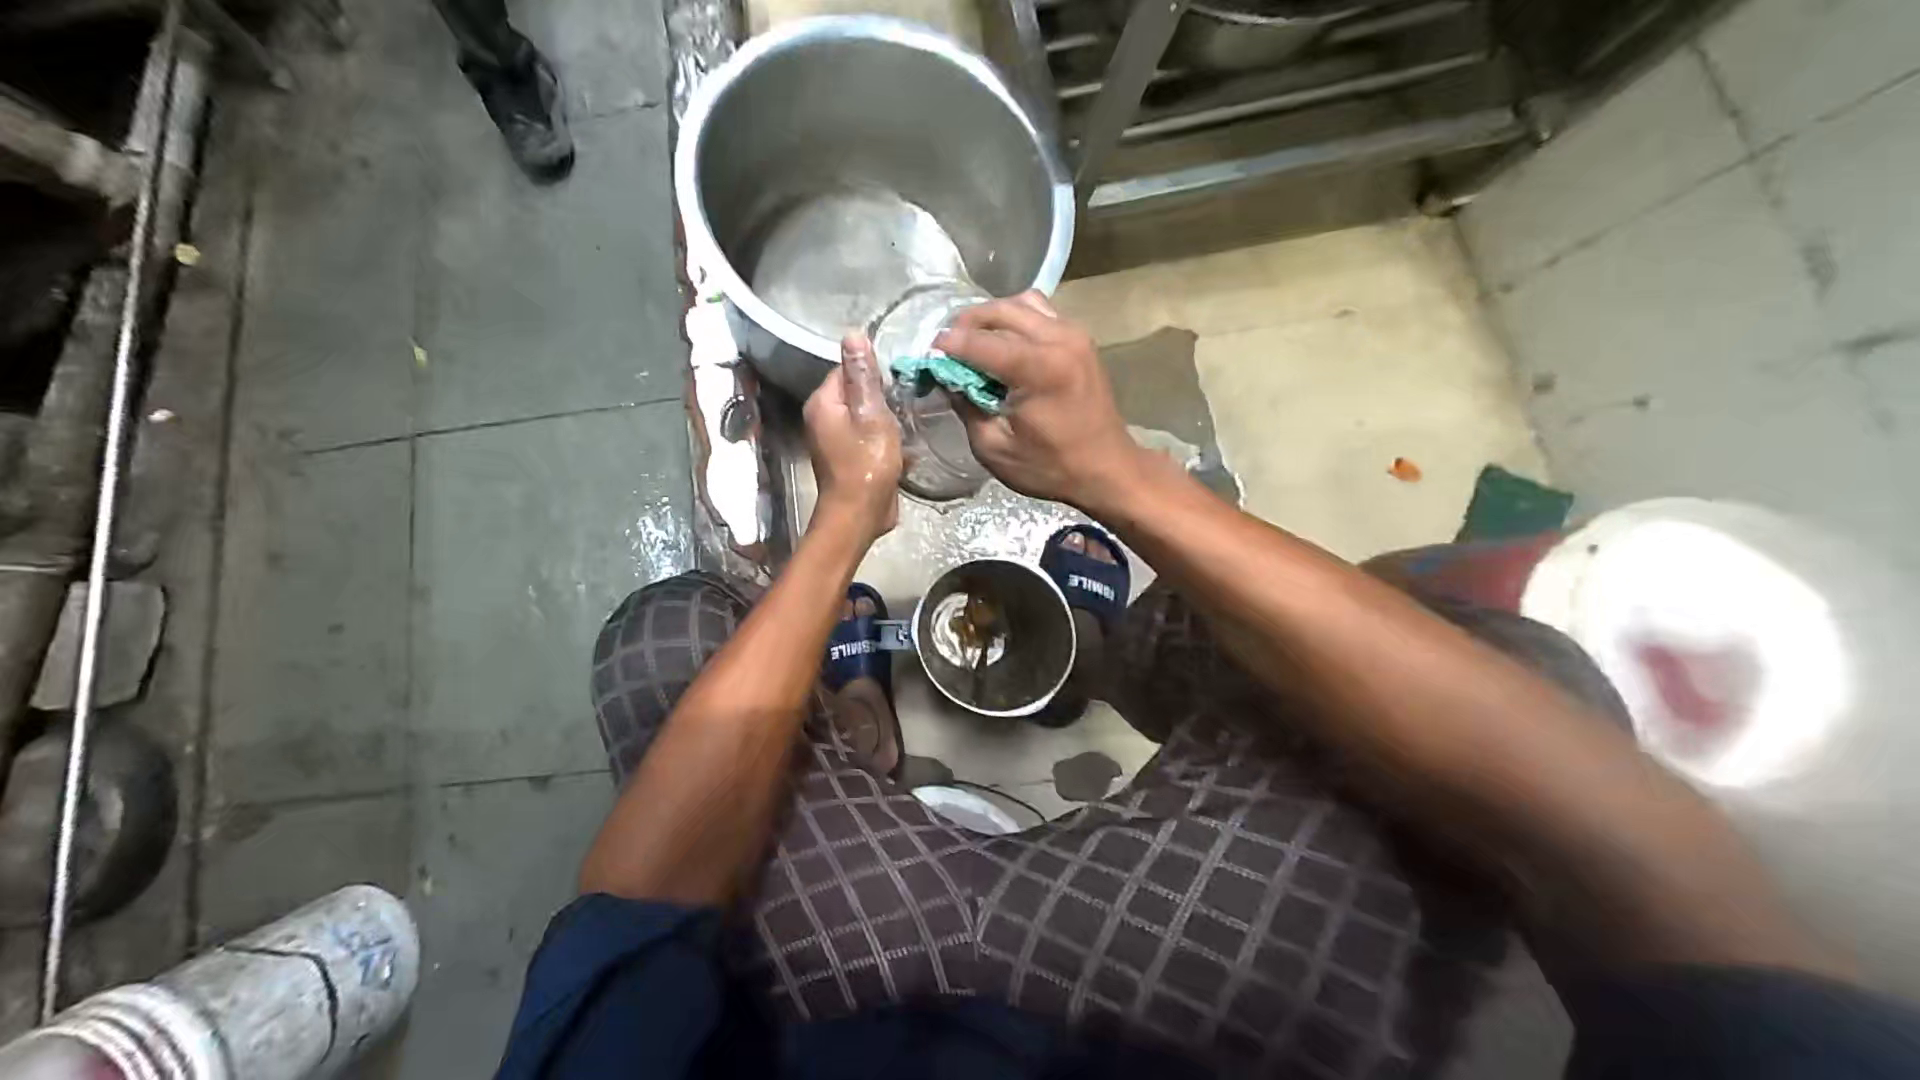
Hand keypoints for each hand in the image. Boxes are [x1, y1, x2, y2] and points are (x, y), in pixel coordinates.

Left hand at [804, 333, 902, 541]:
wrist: (860, 514)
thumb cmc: (867, 463)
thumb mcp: (871, 413)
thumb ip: (863, 375)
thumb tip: (853, 333)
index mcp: (823, 403)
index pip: (847, 369)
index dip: (874, 373)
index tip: (898, 383)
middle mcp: (822, 418)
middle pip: (856, 393)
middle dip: (882, 396)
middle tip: (907, 403)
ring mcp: (834, 440)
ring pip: (865, 415)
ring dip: (886, 419)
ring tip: (907, 423)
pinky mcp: (849, 458)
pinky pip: (868, 436)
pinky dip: (884, 438)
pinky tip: (902, 445)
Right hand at [935, 291, 1141, 509]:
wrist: (1107, 469)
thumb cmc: (1051, 467)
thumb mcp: (994, 448)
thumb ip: (966, 407)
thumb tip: (947, 377)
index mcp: (1039, 369)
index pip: (981, 342)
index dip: (948, 345)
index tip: (928, 353)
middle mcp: (1059, 340)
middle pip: (1000, 311)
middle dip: (966, 323)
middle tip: (947, 345)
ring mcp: (1074, 335)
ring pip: (1022, 303)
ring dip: (992, 316)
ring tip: (974, 340)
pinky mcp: (1080, 339)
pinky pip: (1041, 312)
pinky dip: (1016, 319)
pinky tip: (1004, 342)